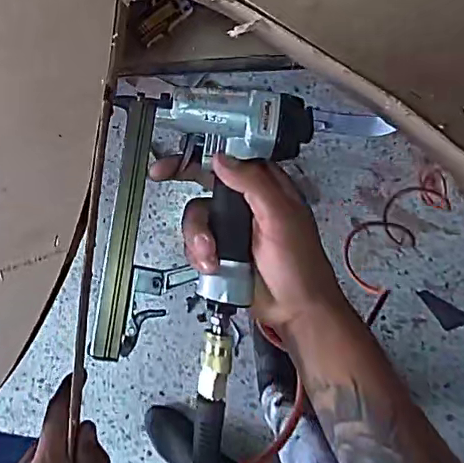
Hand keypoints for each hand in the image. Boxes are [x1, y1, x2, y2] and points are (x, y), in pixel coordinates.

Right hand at [150, 152, 352, 342]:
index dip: (205, 150)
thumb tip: (222, 159)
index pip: (232, 157)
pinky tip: (212, 265)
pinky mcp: (221, 250)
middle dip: (183, 181)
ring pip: (197, 215)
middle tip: (161, 175)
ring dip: (197, 235)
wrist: (295, 312)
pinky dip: (198, 253)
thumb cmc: (301, 267)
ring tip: (211, 255)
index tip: (182, 152)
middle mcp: (246, 202)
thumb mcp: (280, 218)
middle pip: (205, 181)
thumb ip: (252, 183)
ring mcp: (232, 227)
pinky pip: (194, 242)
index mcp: (266, 186)